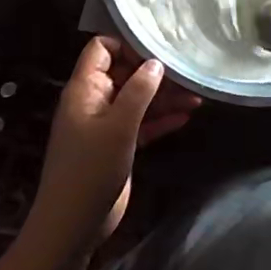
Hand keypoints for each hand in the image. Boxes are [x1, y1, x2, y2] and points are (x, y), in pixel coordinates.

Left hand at [27, 36, 200, 252]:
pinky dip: (161, 118)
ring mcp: (106, 124)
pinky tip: (187, 115)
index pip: (102, 49)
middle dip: (155, 72)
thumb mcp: (118, 125)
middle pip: (125, 73)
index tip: (158, 50)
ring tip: (197, 95)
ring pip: (137, 99)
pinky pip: (142, 122)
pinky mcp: (118, 145)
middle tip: (187, 72)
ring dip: (164, 97)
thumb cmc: (91, 169)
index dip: (128, 45)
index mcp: (85, 89)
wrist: (73, 225)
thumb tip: (156, 62)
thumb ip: (139, 90)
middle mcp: (94, 101)